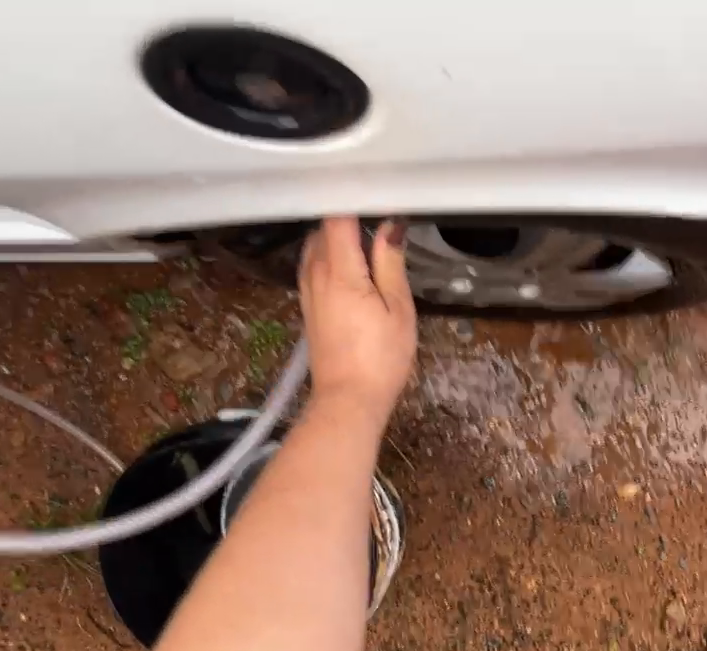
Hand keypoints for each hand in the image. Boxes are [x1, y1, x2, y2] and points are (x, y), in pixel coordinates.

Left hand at [298, 217, 416, 414]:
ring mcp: (308, 289)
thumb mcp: (398, 310)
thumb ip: (390, 263)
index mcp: (340, 270)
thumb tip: (391, 227)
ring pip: (316, 245)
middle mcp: (316, 273)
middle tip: (380, 220)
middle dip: (349, 218)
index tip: (378, 195)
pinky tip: (353, 268)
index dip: (356, 199)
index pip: (338, 216)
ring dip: (339, 238)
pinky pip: (314, 265)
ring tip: (368, 243)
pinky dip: (331, 257)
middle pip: (325, 228)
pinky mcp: (308, 305)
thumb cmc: (381, 359)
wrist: (349, 400)